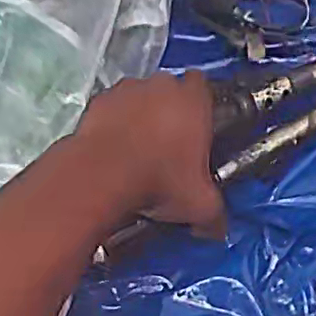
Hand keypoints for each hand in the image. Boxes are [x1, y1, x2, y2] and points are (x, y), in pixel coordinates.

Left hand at [74, 71, 227, 239]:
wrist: (102, 176)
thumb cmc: (161, 182)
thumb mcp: (200, 207)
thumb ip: (215, 215)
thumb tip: (218, 230)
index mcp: (194, 100)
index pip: (204, 88)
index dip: (202, 108)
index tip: (199, 132)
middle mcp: (161, 85)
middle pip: (171, 92)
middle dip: (172, 113)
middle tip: (171, 149)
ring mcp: (126, 89)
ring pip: (140, 99)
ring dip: (142, 118)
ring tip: (140, 153)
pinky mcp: (98, 101)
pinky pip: (113, 111)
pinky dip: (116, 126)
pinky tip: (116, 153)